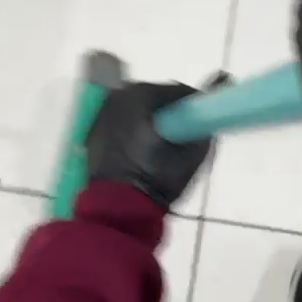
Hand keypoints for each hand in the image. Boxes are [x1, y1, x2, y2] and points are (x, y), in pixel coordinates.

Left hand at [86, 81, 218, 209]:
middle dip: (170, 115)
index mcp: (142, 94)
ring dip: (151, 122)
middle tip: (180, 141)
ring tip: (159, 150)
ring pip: (138, 110)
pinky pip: (122, 123)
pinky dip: (133, 131)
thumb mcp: (193, 154)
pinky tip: (140, 153)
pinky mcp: (93, 130)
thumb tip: (208, 114)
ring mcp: (102, 112)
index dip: (194, 109)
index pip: (179, 92)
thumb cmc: (157, 178)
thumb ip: (205, 126)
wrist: (117, 208)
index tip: (200, 127)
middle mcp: (119, 95)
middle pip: (156, 98)